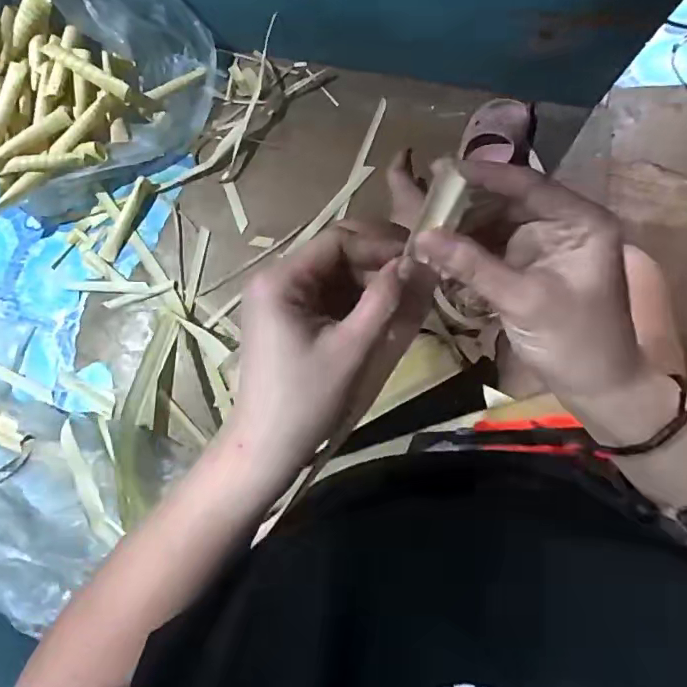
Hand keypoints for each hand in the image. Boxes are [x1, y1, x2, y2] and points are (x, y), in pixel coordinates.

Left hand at [229, 222, 432, 475]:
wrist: (267, 445)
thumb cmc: (306, 399)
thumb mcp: (351, 348)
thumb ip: (383, 301)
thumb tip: (413, 262)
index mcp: (279, 279)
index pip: (336, 241)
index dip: (379, 244)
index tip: (418, 257)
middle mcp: (274, 279)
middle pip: (333, 254)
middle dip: (376, 261)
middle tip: (419, 274)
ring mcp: (278, 298)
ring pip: (332, 274)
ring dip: (368, 280)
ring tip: (408, 293)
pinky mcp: (286, 316)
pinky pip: (325, 295)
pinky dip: (354, 299)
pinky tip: (382, 309)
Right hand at [411, 161, 650, 401]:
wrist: (597, 387)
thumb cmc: (575, 341)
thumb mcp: (522, 300)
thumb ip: (472, 265)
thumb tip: (422, 236)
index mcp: (581, 222)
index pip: (529, 185)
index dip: (485, 175)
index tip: (443, 170)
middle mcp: (563, 223)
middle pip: (507, 197)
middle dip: (466, 198)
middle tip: (424, 191)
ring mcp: (542, 243)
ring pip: (494, 218)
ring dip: (460, 222)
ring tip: (423, 218)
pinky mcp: (525, 263)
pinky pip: (489, 243)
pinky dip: (464, 244)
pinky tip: (436, 244)